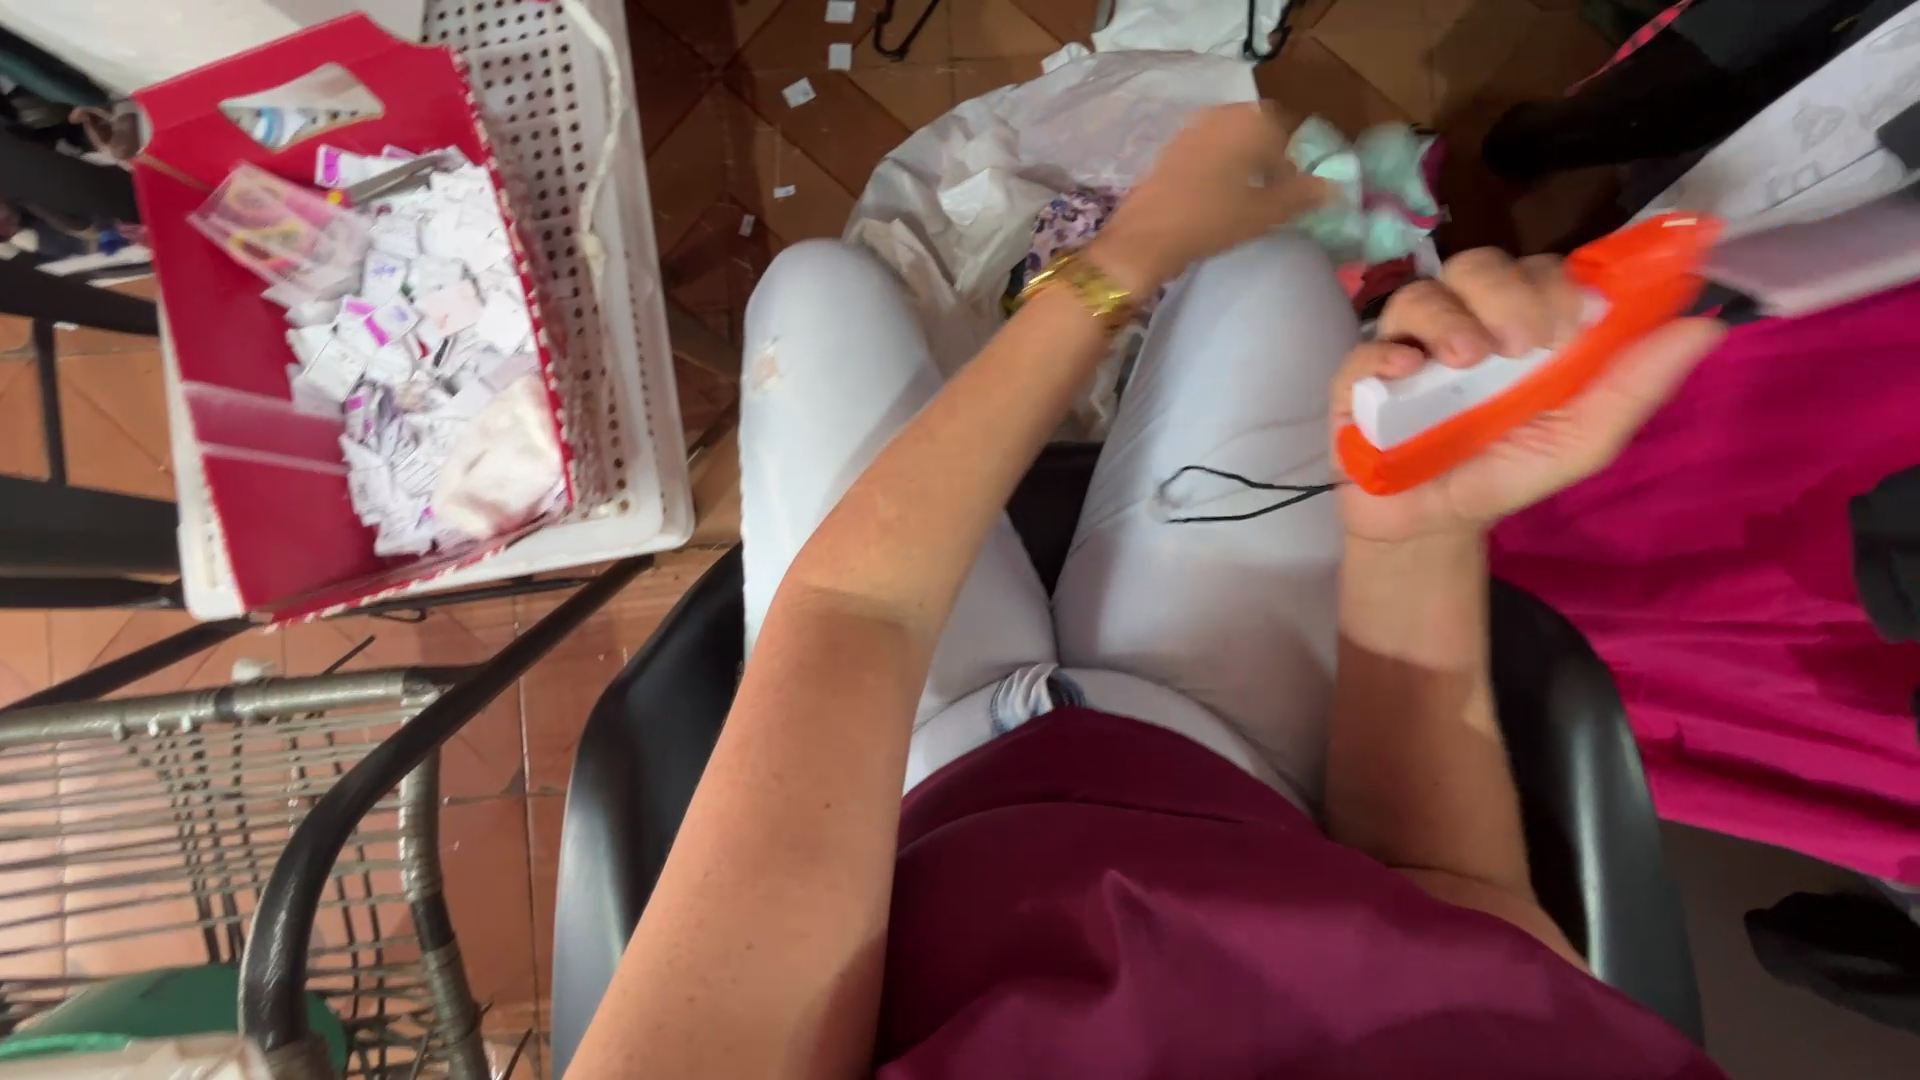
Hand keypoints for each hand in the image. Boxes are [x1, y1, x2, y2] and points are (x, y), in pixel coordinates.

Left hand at [1089, 103, 1329, 292]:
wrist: (1142, 240)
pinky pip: (1201, 156)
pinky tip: (1208, 201)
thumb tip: (1332, 187)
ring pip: (1226, 143)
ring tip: (1237, 201)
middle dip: (1263, 160)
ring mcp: (1188, 133)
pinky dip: (1212, 172)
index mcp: (1249, 120)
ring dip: (1237, 165)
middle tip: (1264, 196)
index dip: (1288, 165)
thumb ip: (1299, 196)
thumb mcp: (1261, 213)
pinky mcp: (1165, 155)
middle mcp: (1219, 116)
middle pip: (1254, 133)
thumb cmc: (1208, 221)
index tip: (1287, 194)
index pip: (1283, 133)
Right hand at [1332, 248, 1726, 543]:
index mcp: (1520, 329)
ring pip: (1419, 296)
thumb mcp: (1579, 440)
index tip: (1573, 325)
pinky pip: (1363, 349)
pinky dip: (1384, 352)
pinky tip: (1404, 371)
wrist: (1428, 524)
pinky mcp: (1356, 383)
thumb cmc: (1501, 474)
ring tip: (1465, 361)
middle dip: (1505, 292)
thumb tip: (1706, 323)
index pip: (1540, 271)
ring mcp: (1405, 351)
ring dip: (1449, 317)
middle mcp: (1462, 326)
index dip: (1559, 281)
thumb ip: (1632, 387)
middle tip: (1522, 344)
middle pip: (1476, 267)